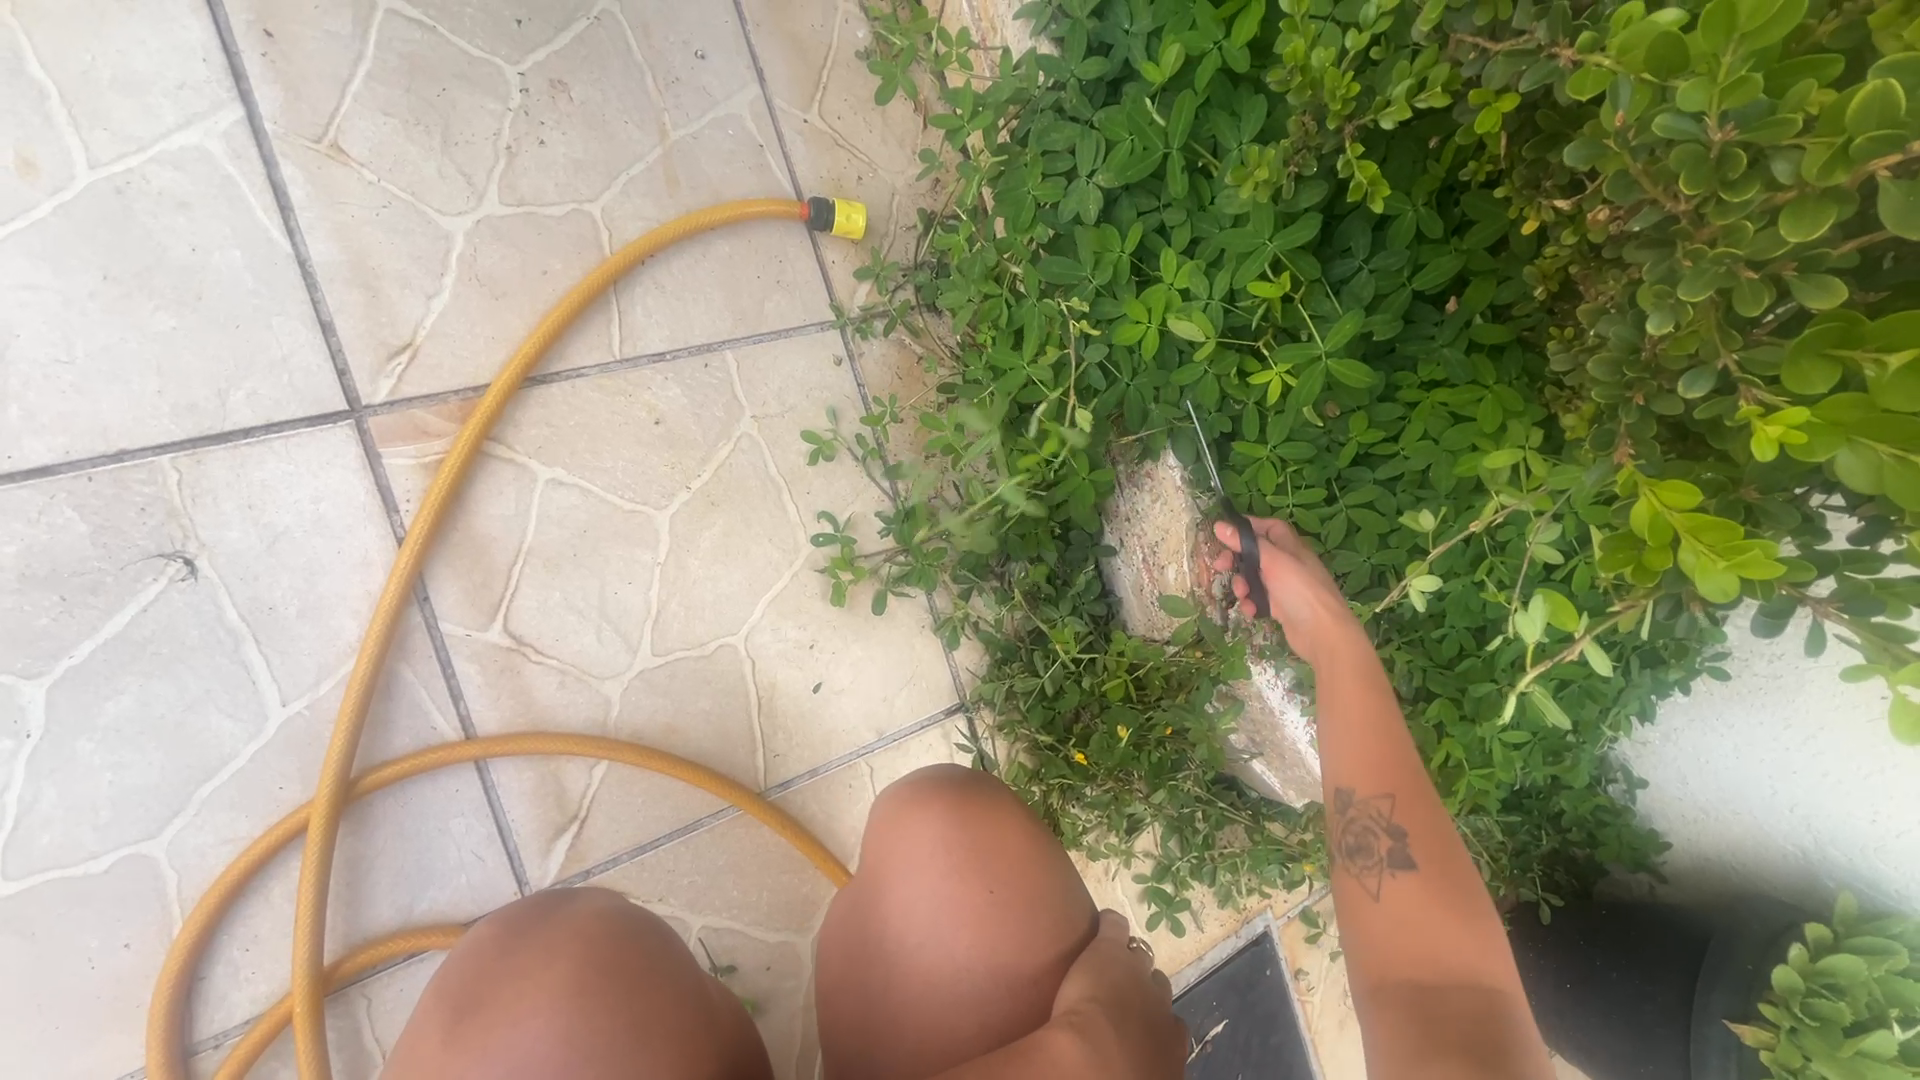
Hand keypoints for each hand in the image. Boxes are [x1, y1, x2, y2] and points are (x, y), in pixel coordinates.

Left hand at [1049, 910, 1186, 1079]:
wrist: (1091, 1061)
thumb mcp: (1144, 1075)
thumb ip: (1144, 1066)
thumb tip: (1130, 1065)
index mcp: (1171, 1043)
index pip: (1173, 1023)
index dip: (1153, 1019)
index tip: (1135, 1023)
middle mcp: (1161, 1006)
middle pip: (1160, 986)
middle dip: (1144, 987)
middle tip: (1120, 992)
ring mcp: (1137, 973)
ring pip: (1140, 957)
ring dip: (1128, 960)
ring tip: (1109, 962)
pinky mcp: (1110, 949)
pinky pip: (1116, 924)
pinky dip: (1110, 923)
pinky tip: (1101, 925)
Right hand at [1212, 516, 1369, 670]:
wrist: (1322, 633)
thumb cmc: (1300, 590)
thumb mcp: (1273, 561)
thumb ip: (1246, 543)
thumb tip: (1219, 525)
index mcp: (1291, 547)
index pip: (1270, 527)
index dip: (1249, 527)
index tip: (1225, 532)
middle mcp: (1288, 564)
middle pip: (1257, 554)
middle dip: (1237, 559)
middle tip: (1220, 566)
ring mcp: (1284, 586)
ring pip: (1255, 578)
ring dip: (1242, 584)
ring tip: (1242, 594)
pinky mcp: (1281, 607)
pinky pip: (1260, 599)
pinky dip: (1252, 603)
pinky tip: (1252, 610)